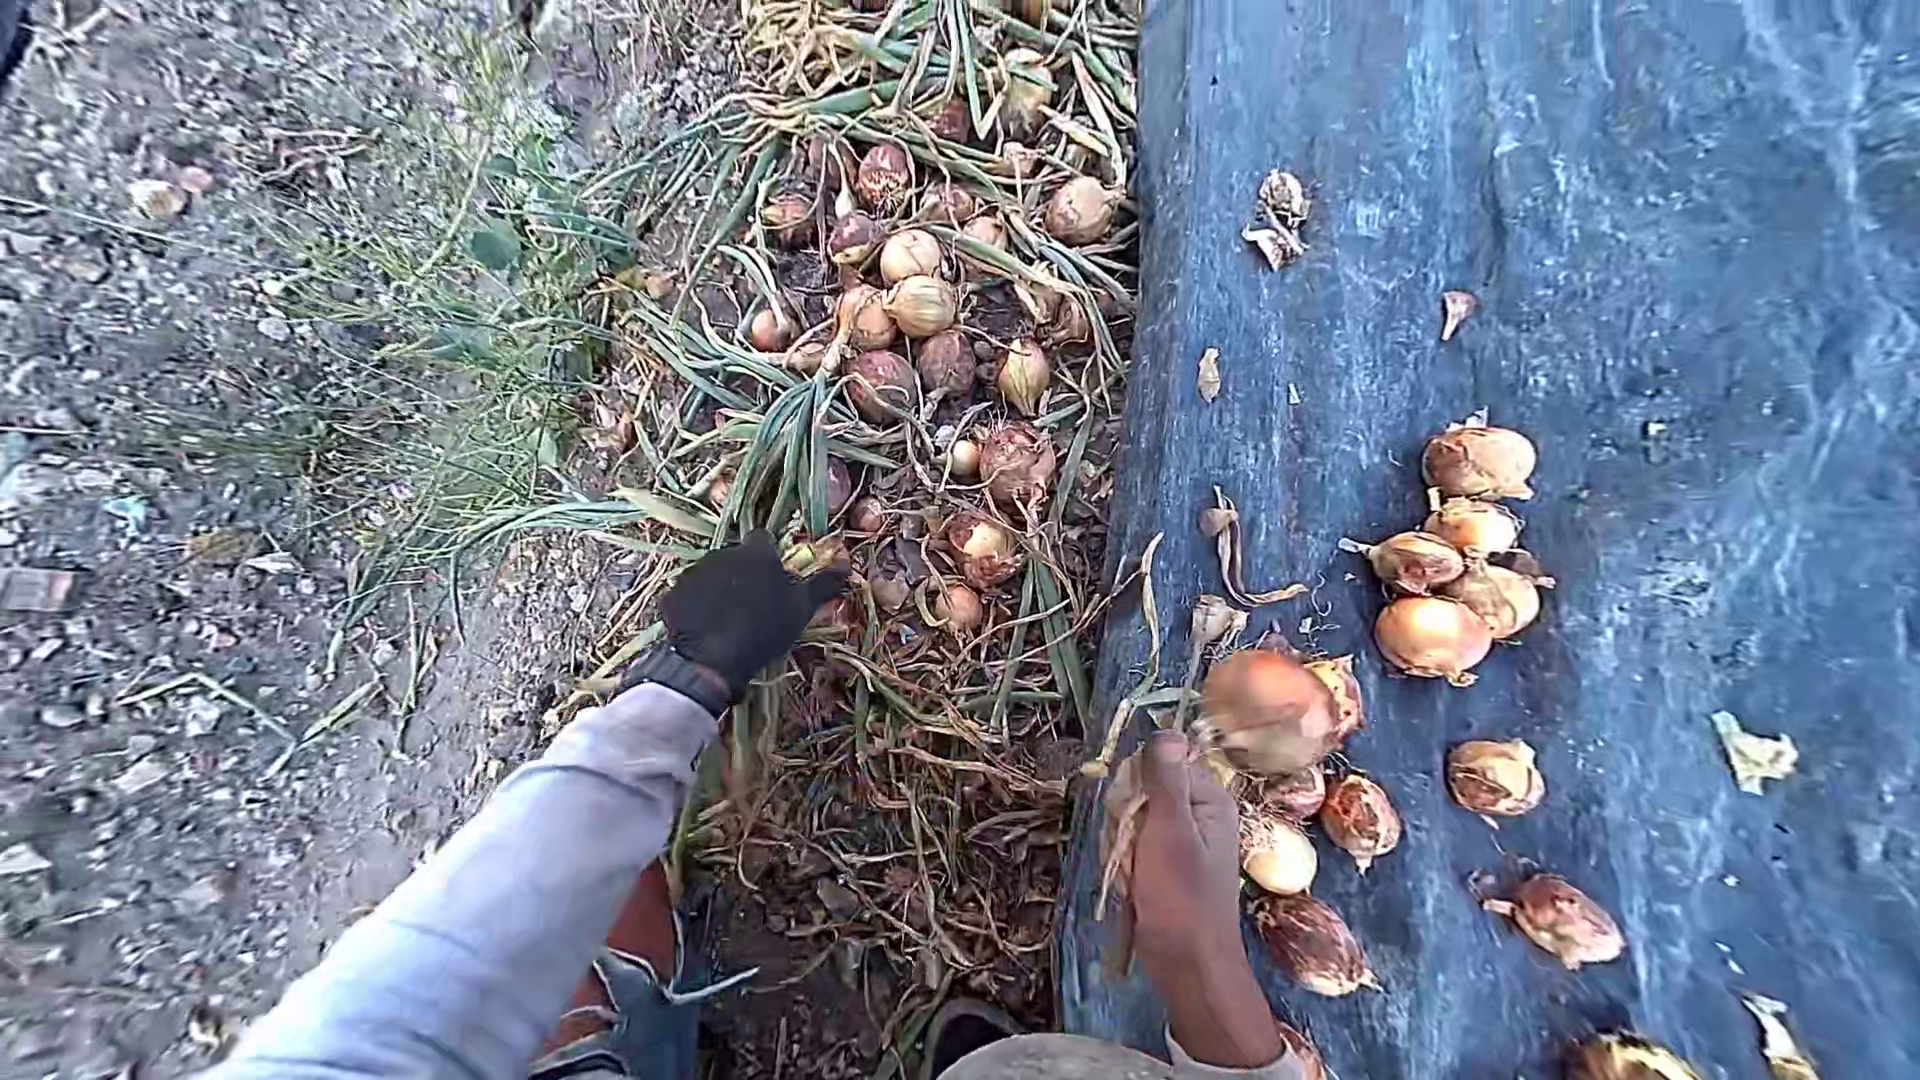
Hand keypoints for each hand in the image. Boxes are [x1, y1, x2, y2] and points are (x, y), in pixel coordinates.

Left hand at [660, 531, 849, 700]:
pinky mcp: (672, 593)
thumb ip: (823, 584)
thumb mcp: (801, 608)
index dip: (770, 558)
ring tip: (729, 617)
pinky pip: (689, 594)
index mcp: (756, 553)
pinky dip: (697, 605)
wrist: (712, 660)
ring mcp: (693, 572)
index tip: (774, 578)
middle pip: (737, 557)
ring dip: (720, 587)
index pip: (764, 540)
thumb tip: (846, 565)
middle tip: (754, 602)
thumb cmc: (764, 628)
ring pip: (712, 574)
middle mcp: (722, 553)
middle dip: (744, 572)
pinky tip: (706, 626)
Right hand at [1130, 732, 1283, 1069]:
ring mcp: (1180, 834)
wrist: (1186, 966)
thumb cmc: (1181, 897)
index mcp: (1208, 796)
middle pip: (1142, 784)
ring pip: (1131, 811)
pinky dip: (1124, 856)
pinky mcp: (1165, 856)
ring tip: (1133, 869)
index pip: (1160, 759)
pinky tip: (1130, 878)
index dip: (1138, 780)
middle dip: (1125, 814)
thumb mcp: (1170, 831)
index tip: (1131, 808)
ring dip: (1121, 839)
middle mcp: (1197, 809)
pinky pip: (1132, 837)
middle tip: (1131, 846)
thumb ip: (1165, 779)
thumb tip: (1167, 728)